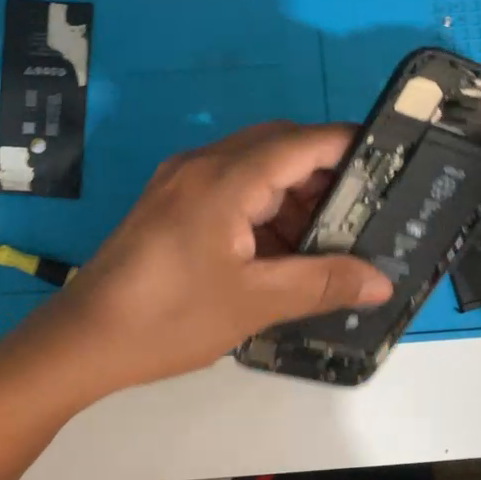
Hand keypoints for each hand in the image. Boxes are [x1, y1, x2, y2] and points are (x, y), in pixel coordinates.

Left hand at [33, 122, 392, 394]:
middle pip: (278, 148)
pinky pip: (226, 189)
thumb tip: (382, 280)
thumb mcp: (254, 302)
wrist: (85, 338)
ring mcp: (177, 183)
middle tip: (363, 217)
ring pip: (251, 169)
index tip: (395, 166)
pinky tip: (278, 252)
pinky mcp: (165, 205)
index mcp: (225, 177)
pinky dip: (259, 210)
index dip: (352, 148)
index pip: (304, 141)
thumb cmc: (170, 317)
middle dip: (324, 177)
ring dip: (291, 197)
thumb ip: (322, 282)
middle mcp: (200, 165)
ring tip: (326, 243)